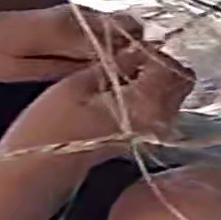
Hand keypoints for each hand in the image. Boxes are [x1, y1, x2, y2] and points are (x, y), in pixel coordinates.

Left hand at [0, 5, 138, 82]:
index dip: (142, 56)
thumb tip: (114, 68)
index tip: (145, 73)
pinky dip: (114, 39)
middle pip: (133, 29)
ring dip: (127, 44)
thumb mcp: (21, 72)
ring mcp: (79, 11)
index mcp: (71, 29)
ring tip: (120, 66)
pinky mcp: (74, 13)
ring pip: (124, 26)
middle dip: (139, 48)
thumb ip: (71, 68)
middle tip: (135, 72)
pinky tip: (104, 56)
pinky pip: (109, 24)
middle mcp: (82, 14)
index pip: (127, 39)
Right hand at [0, 44, 192, 158]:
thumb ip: (114, 65)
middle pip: (182, 79)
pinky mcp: (153, 134)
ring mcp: (162, 127)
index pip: (172, 68)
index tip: (135, 50)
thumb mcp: (75, 87)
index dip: (155, 55)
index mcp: (148, 100)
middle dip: (163, 66)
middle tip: (134, 62)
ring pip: (177, 92)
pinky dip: (154, 95)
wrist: (38, 169)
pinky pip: (167, 106)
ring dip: (160, 80)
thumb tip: (136, 51)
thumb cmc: (49, 127)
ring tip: (126, 78)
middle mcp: (165, 114)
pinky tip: (125, 95)